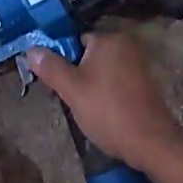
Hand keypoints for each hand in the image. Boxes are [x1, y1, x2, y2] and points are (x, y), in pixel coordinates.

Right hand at [26, 32, 182, 171]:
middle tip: (66, 98)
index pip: (76, 41)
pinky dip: (107, 93)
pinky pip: (116, 82)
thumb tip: (32, 49)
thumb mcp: (72, 90)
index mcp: (109, 39)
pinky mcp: (145, 85)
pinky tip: (102, 113)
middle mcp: (126, 46)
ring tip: (83, 109)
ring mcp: (138, 65)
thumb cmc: (108, 111)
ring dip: (90, 86)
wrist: (151, 143)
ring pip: (102, 71)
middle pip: (89, 55)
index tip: (54, 82)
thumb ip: (51, 67)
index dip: (61, 60)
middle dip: (76, 74)